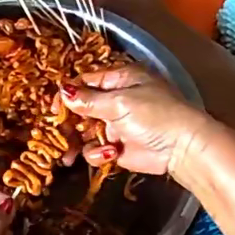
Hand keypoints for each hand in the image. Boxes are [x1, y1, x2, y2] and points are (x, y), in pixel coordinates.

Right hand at [58, 65, 206, 175]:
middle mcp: (115, 100)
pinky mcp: (116, 147)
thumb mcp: (119, 102)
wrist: (182, 148)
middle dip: (68, 123)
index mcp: (120, 80)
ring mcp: (115, 124)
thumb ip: (88, 100)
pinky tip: (107, 155)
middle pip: (80, 109)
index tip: (52, 109)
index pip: (85, 82)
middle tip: (58, 135)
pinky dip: (97, 154)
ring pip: (84, 132)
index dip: (67, 94)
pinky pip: (95, 149)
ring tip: (69, 155)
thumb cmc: (155, 115)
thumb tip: (63, 91)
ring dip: (77, 142)